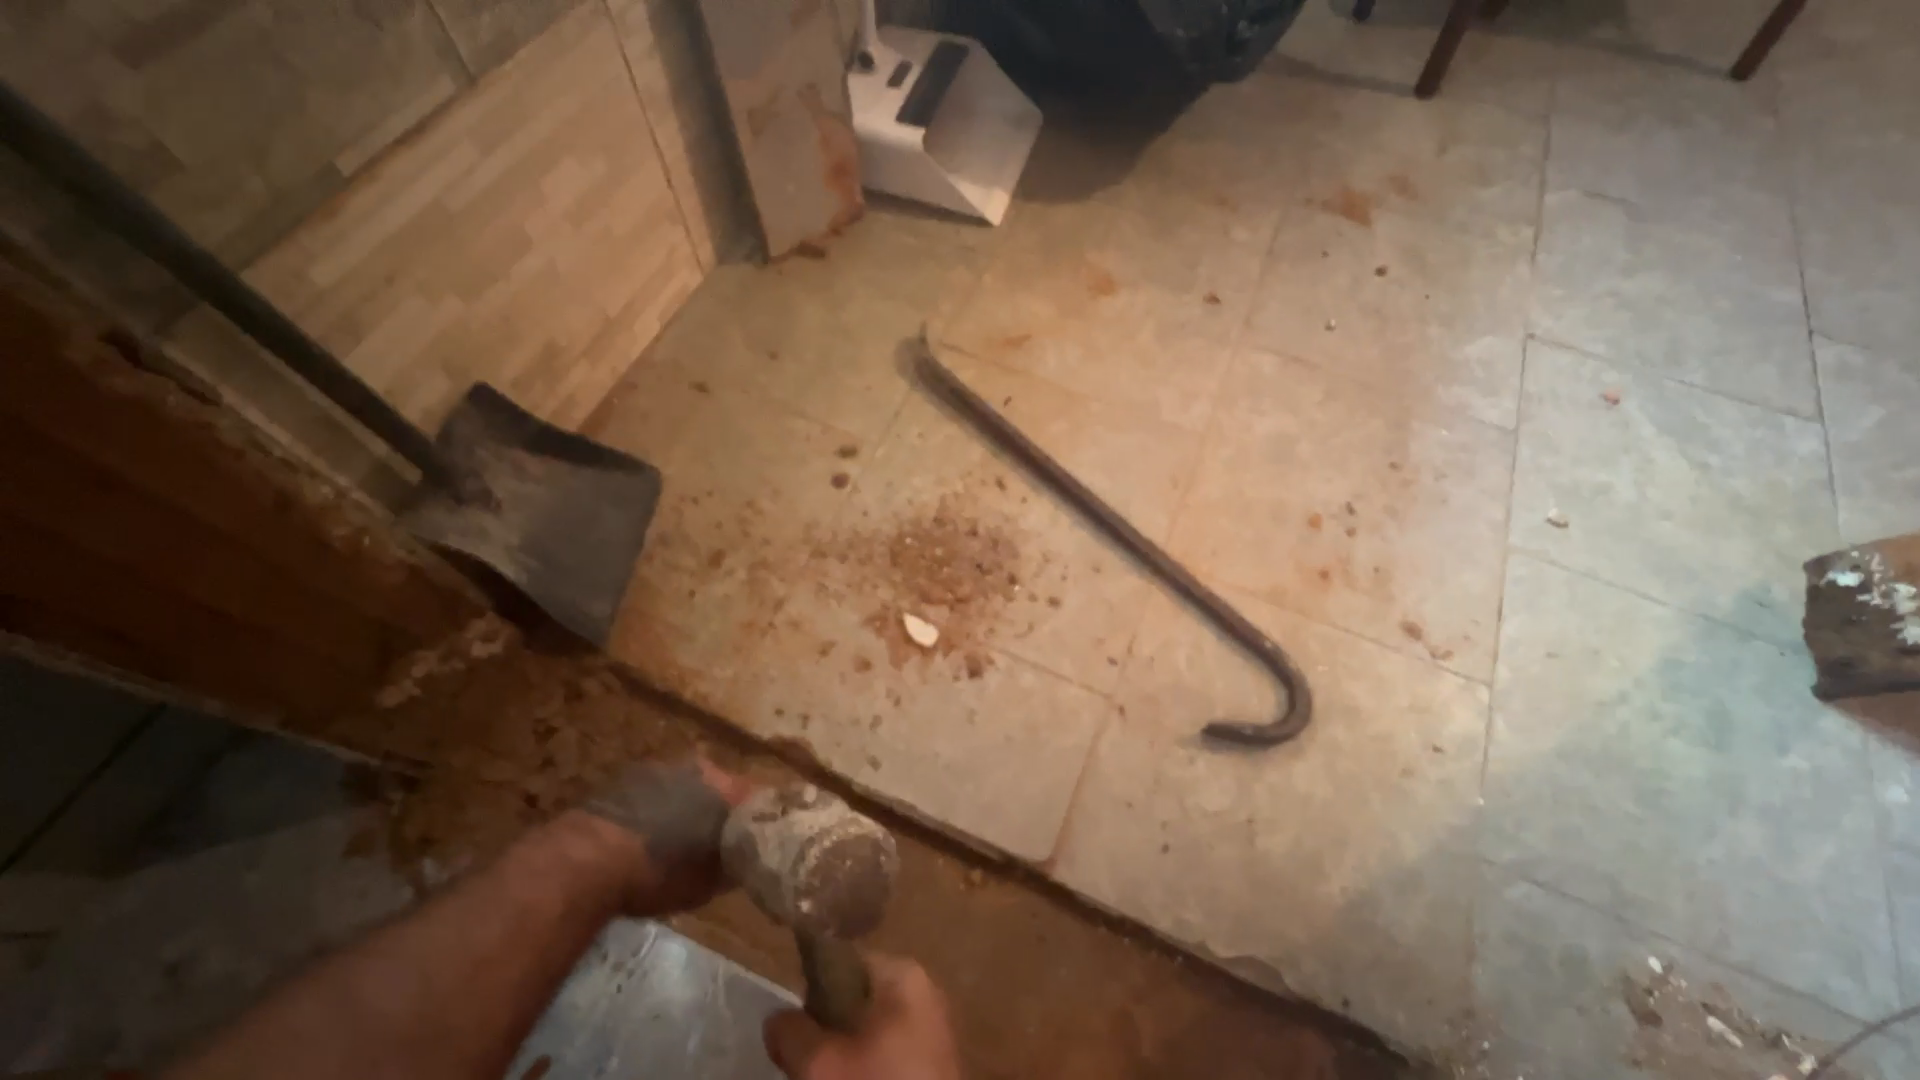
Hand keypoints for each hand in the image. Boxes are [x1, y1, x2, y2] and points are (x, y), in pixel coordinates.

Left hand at [579, 757, 752, 916]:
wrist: (585, 860)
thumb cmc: (659, 872)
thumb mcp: (709, 884)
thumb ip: (735, 865)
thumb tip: (744, 859)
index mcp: (728, 789)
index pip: (758, 800)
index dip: (757, 823)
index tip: (752, 845)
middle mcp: (700, 768)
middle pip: (721, 790)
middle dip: (719, 813)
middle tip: (713, 846)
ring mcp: (660, 768)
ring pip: (685, 788)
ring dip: (684, 809)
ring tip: (675, 844)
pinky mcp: (624, 777)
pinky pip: (653, 793)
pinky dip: (654, 811)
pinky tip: (643, 839)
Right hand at [763, 954, 961, 1079]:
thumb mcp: (821, 1064)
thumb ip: (791, 1032)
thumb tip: (777, 1019)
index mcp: (903, 974)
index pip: (843, 962)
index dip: (810, 990)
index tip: (793, 1025)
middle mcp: (924, 993)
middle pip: (856, 999)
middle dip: (826, 1028)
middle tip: (805, 1061)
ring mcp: (932, 1030)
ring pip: (869, 1033)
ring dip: (843, 1055)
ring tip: (823, 1077)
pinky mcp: (934, 1066)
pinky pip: (886, 1056)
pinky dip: (865, 1070)